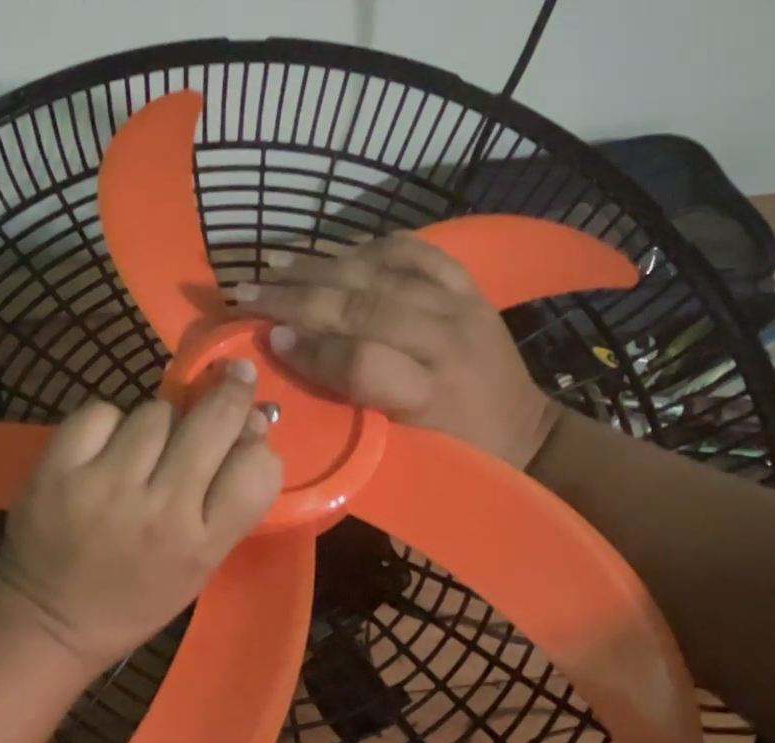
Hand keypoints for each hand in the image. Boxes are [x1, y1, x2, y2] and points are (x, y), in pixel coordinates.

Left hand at [0, 361, 282, 668]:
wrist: (48, 620)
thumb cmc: (135, 601)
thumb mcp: (198, 568)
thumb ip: (227, 503)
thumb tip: (251, 423)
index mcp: (202, 545)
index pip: (258, 468)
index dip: (256, 443)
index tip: (247, 432)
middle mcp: (161, 510)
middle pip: (213, 420)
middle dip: (225, 397)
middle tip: (227, 383)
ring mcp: (107, 485)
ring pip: (156, 412)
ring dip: (160, 422)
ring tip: (146, 448)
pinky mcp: (59, 468)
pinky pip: (101, 412)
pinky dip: (108, 422)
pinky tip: (105, 449)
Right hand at [231, 232, 557, 469]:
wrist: (527, 434)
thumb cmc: (460, 463)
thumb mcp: (407, 461)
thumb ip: (356, 427)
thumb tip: (294, 392)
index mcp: (431, 396)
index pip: (362, 361)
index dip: (312, 349)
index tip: (269, 340)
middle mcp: (446, 341)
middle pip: (363, 306)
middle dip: (298, 298)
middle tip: (247, 292)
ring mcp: (460, 306)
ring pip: (382, 272)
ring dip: (322, 266)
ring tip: (274, 265)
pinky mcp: (468, 287)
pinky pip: (415, 252)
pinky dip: (371, 247)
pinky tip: (335, 251)